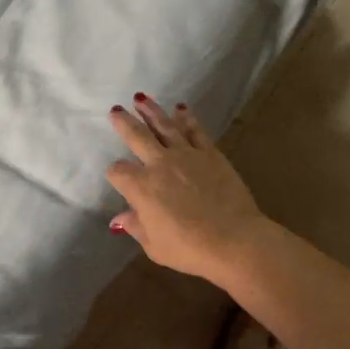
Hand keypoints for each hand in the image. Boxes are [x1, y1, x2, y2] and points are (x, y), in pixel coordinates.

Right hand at [105, 94, 271, 284]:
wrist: (234, 240)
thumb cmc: (190, 249)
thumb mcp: (155, 246)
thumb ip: (137, 227)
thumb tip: (120, 219)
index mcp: (141, 188)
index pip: (119, 172)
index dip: (115, 174)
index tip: (118, 177)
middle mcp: (160, 164)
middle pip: (136, 137)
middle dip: (124, 123)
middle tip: (115, 111)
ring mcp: (186, 155)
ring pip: (164, 126)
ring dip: (151, 112)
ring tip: (141, 99)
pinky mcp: (210, 154)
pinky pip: (196, 131)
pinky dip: (187, 118)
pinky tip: (180, 109)